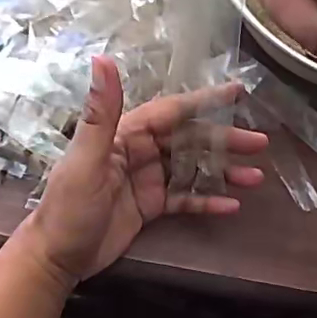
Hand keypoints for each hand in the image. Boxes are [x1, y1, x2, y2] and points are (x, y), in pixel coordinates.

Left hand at [18, 55, 267, 288]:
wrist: (56, 257)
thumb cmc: (68, 209)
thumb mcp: (85, 161)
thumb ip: (101, 114)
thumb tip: (103, 59)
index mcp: (124, 136)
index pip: (171, 112)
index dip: (204, 101)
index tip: (238, 92)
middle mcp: (138, 153)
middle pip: (188, 141)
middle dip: (224, 141)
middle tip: (260, 143)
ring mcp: (145, 181)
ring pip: (191, 170)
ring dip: (222, 172)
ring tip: (255, 177)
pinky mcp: (148, 208)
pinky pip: (183, 200)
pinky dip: (205, 201)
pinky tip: (230, 205)